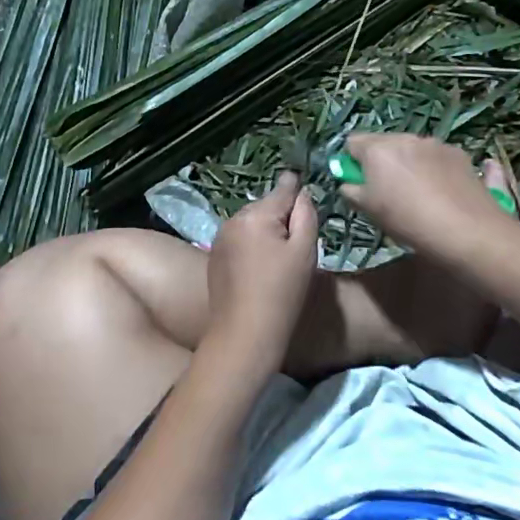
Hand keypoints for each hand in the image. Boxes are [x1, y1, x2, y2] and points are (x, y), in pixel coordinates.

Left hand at [206, 171, 318, 361]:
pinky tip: (259, 268)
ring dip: (265, 230)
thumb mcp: (304, 251)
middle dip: (281, 217)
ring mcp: (220, 236)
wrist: (244, 332)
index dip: (297, 189)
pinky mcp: (214, 254)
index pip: (283, 189)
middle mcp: (233, 219)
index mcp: (256, 215)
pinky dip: (251, 245)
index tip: (305, 187)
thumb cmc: (282, 293)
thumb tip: (301, 191)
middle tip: (297, 244)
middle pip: (266, 206)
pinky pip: (239, 238)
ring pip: (251, 222)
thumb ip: (306, 215)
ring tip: (278, 259)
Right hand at [339, 134, 512, 262]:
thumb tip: (350, 182)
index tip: (358, 182)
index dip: (351, 161)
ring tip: (417, 192)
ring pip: (410, 148)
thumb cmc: (406, 219)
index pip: (351, 142)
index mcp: (377, 149)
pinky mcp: (458, 153)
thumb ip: (350, 189)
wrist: (465, 229)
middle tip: (386, 189)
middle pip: (382, 142)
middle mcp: (405, 138)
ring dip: (407, 162)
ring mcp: (434, 143)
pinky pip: (434, 155)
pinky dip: (431, 166)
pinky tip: (440, 190)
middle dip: (380, 160)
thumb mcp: (367, 209)